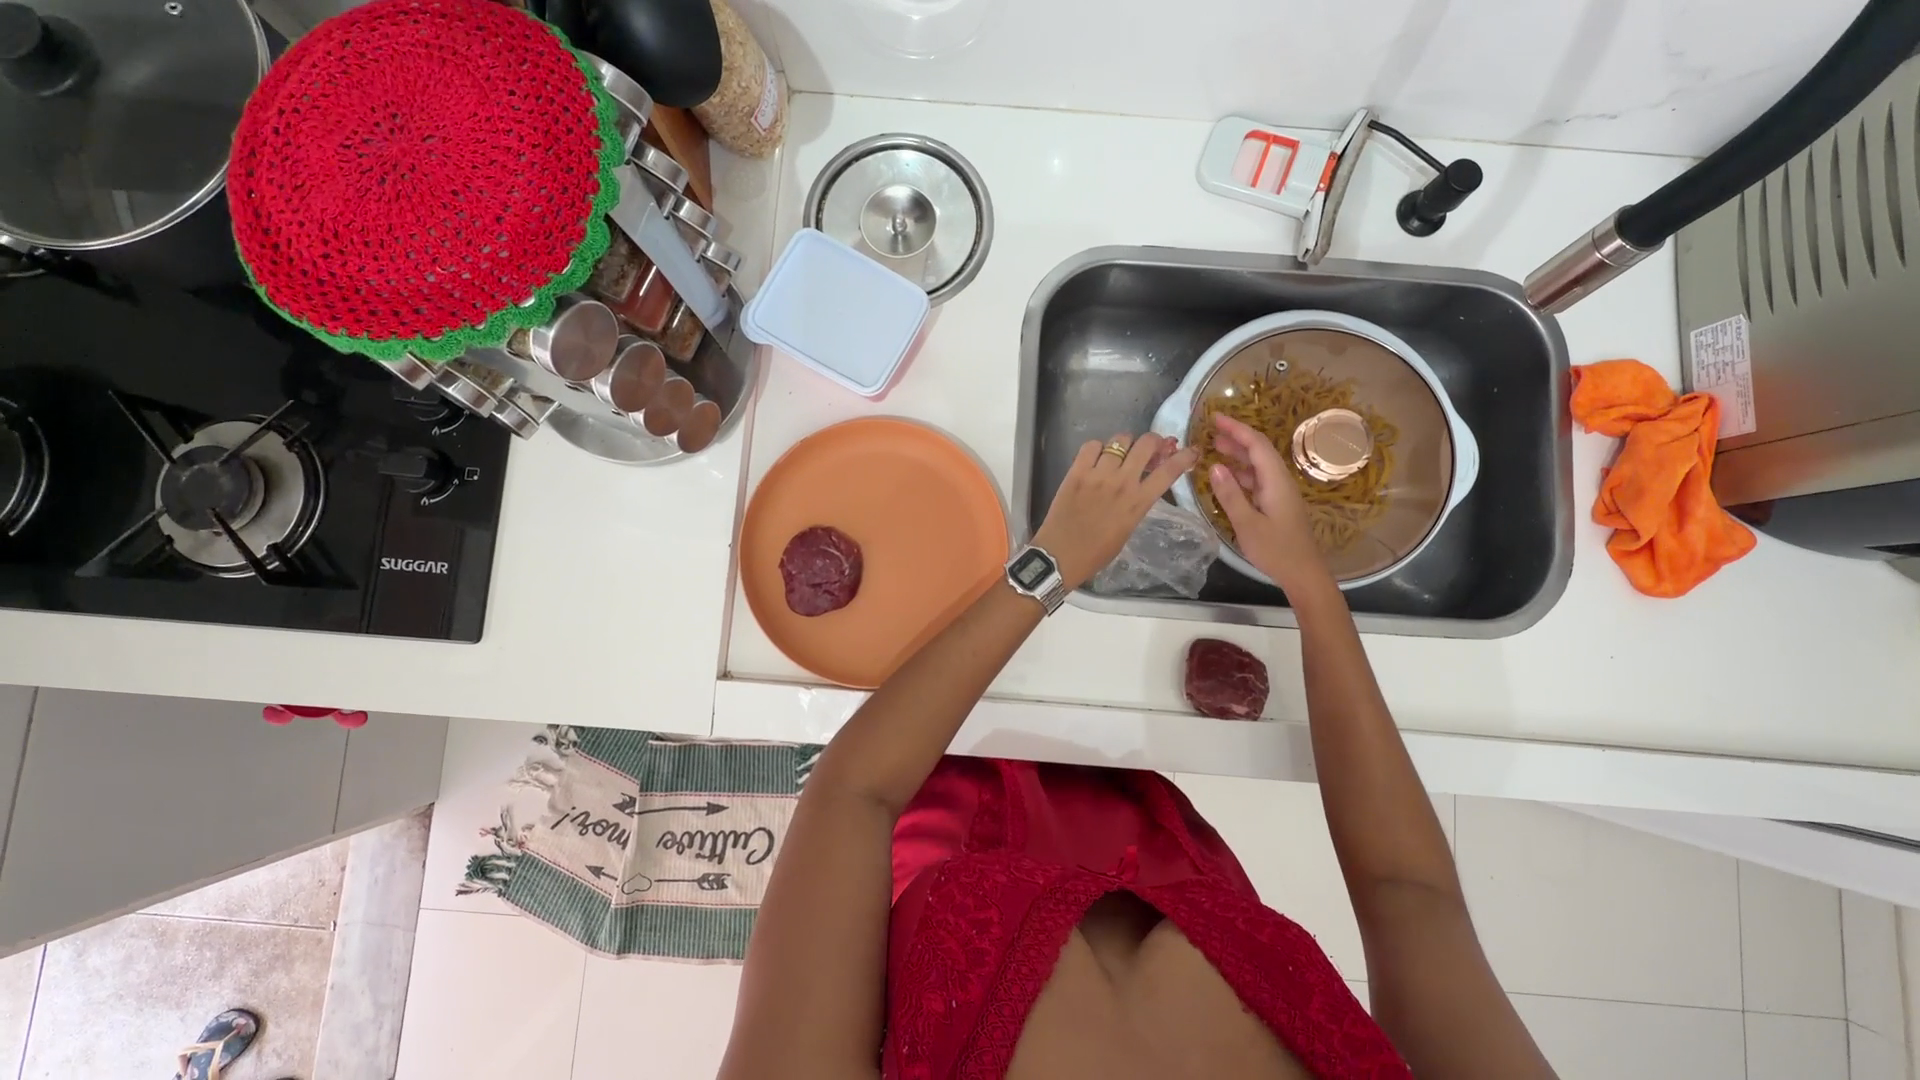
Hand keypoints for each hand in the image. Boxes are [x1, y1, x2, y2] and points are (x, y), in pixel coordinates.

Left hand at [1032, 433, 1200, 589]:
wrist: (1061, 555)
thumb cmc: (1097, 552)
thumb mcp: (1127, 529)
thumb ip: (1137, 504)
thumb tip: (1141, 485)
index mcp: (1138, 502)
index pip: (1169, 471)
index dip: (1184, 457)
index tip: (1191, 451)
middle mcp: (1121, 483)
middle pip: (1146, 444)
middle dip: (1153, 442)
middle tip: (1150, 448)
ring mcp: (1098, 475)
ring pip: (1119, 441)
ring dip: (1125, 445)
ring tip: (1120, 454)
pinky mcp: (1076, 472)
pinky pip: (1091, 445)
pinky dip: (1097, 448)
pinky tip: (1096, 458)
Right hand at [1207, 413, 1330, 592]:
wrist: (1304, 574)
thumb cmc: (1276, 551)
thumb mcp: (1247, 524)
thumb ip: (1230, 494)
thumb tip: (1214, 467)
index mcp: (1276, 482)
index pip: (1256, 445)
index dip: (1237, 428)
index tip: (1216, 418)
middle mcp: (1281, 482)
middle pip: (1259, 452)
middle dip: (1236, 438)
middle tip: (1211, 432)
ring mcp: (1281, 494)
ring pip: (1259, 466)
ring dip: (1238, 456)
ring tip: (1215, 450)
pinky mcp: (1278, 505)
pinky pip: (1259, 480)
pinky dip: (1242, 474)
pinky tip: (1228, 478)